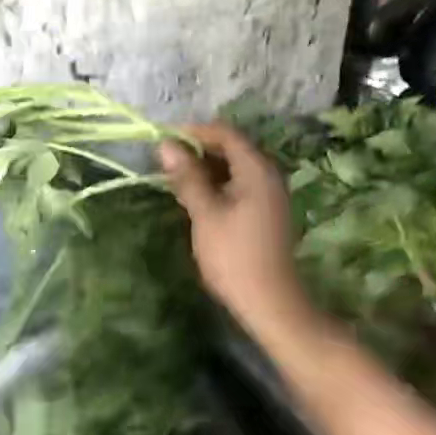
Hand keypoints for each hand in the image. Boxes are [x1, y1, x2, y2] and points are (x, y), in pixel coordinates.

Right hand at [158, 124, 313, 331]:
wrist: (270, 302)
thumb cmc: (234, 255)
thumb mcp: (205, 213)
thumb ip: (187, 176)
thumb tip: (166, 144)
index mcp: (257, 168)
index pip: (225, 132)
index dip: (194, 132)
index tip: (165, 141)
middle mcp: (268, 173)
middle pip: (232, 147)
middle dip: (199, 150)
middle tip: (166, 162)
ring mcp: (270, 192)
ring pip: (235, 167)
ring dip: (207, 169)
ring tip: (176, 179)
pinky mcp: (267, 210)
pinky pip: (241, 184)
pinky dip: (218, 184)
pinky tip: (197, 198)